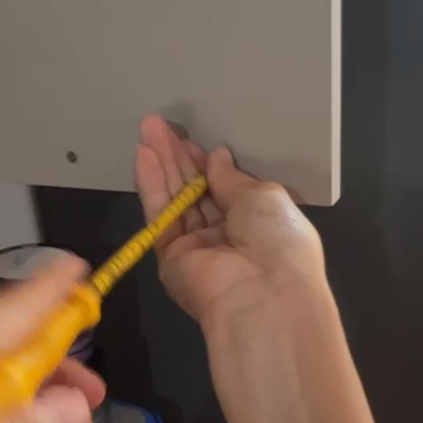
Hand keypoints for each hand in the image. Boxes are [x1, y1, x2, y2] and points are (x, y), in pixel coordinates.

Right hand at [133, 114, 324, 330]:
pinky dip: (152, 185)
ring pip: (176, 200)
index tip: (195, 139)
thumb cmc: (278, 240)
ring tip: (147, 128)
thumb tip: (219, 158)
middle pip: (198, 191)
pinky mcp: (170, 257)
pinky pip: (160, 216)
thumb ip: (234, 178)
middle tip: (160, 125)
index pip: (228, 188)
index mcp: (260, 223)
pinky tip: (143, 155)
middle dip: (180, 158)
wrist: (261, 297)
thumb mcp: (265, 196)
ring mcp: (198, 247)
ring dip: (162, 164)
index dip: (211, 163)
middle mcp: (229, 236)